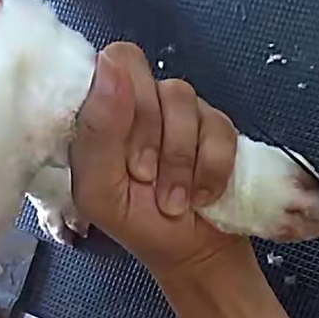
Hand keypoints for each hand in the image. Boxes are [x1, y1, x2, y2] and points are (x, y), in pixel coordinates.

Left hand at [69, 43, 246, 282]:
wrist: (195, 255)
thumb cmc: (140, 225)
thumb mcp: (100, 190)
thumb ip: (96, 131)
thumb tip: (111, 67)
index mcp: (106, 110)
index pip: (117, 62)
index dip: (126, 99)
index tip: (125, 152)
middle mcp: (147, 104)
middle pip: (156, 84)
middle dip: (155, 139)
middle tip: (148, 179)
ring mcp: (186, 116)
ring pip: (188, 104)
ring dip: (183, 160)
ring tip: (178, 198)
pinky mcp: (220, 133)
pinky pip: (222, 130)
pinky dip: (214, 167)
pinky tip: (204, 194)